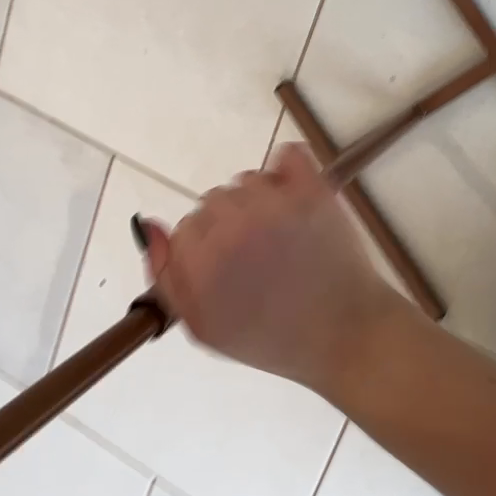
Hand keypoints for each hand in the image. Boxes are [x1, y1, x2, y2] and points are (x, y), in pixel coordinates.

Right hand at [135, 143, 413, 394]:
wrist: (346, 336)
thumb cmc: (273, 339)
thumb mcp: (205, 328)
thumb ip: (168, 277)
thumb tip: (148, 225)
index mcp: (202, 261)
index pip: (186, 228)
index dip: (206, 250)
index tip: (230, 270)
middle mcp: (232, 226)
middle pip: (214, 201)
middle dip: (231, 224)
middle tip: (261, 257)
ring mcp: (274, 205)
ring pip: (248, 181)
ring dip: (259, 201)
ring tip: (284, 238)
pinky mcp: (313, 191)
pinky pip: (288, 156)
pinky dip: (289, 169)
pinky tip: (296, 197)